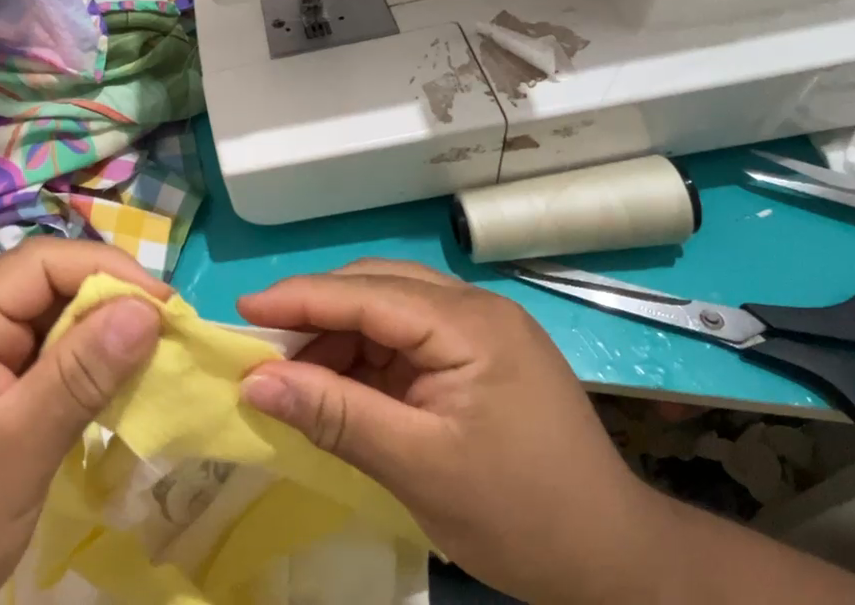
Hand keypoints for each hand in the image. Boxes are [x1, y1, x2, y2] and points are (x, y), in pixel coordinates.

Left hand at [0, 238, 167, 604]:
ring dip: (100, 338)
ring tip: (153, 363)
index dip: (108, 271)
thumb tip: (148, 310)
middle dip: (110, 302)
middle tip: (170, 339)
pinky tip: (114, 391)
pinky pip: (41, 363)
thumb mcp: (16, 448)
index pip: (42, 262)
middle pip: (46, 287)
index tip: (169, 309)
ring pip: (49, 324)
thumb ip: (80, 375)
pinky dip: (81, 371)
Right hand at [236, 260, 660, 603]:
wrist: (613, 564)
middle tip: (262, 352)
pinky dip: (363, 362)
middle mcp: (475, 311)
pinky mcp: (475, 361)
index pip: (367, 294)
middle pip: (375, 291)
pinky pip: (403, 344)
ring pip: (385, 314)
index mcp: (471, 324)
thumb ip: (334, 415)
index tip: (240, 314)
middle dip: (315, 316)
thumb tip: (253, 381)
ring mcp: (479, 334)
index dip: (299, 299)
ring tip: (294, 379)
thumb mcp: (417, 466)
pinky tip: (337, 390)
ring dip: (336, 340)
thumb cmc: (520, 513)